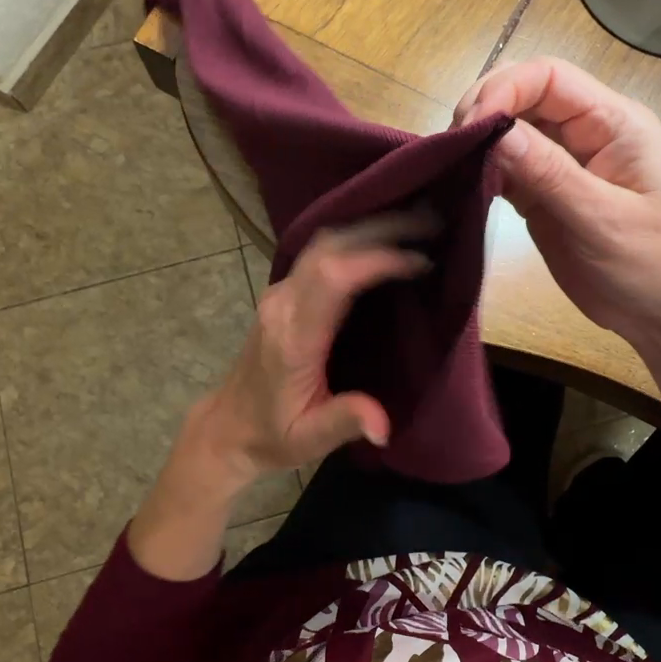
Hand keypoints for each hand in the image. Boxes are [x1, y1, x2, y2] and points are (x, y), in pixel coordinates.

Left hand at [172, 211, 436, 500]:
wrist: (228, 427)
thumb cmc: (272, 435)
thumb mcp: (309, 440)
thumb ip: (345, 422)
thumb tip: (383, 424)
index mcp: (292, 337)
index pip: (332, 278)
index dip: (376, 260)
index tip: (421, 261)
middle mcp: (282, 304)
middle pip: (328, 245)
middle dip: (381, 228)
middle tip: (432, 222)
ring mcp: (279, 293)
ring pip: (323, 242)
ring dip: (369, 227)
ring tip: (417, 221)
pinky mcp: (284, 293)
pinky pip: (321, 252)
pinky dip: (356, 238)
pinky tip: (385, 237)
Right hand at [455, 56, 660, 348]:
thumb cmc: (651, 265)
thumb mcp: (602, 220)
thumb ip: (549, 173)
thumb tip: (495, 130)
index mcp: (615, 123)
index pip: (551, 77)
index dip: (505, 89)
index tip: (470, 125)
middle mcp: (587, 131)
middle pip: (526, 93)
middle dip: (484, 107)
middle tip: (452, 144)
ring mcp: (564, 161)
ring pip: (510, 127)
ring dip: (478, 137)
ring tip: (450, 162)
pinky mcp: (543, 191)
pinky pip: (506, 164)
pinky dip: (480, 168)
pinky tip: (462, 181)